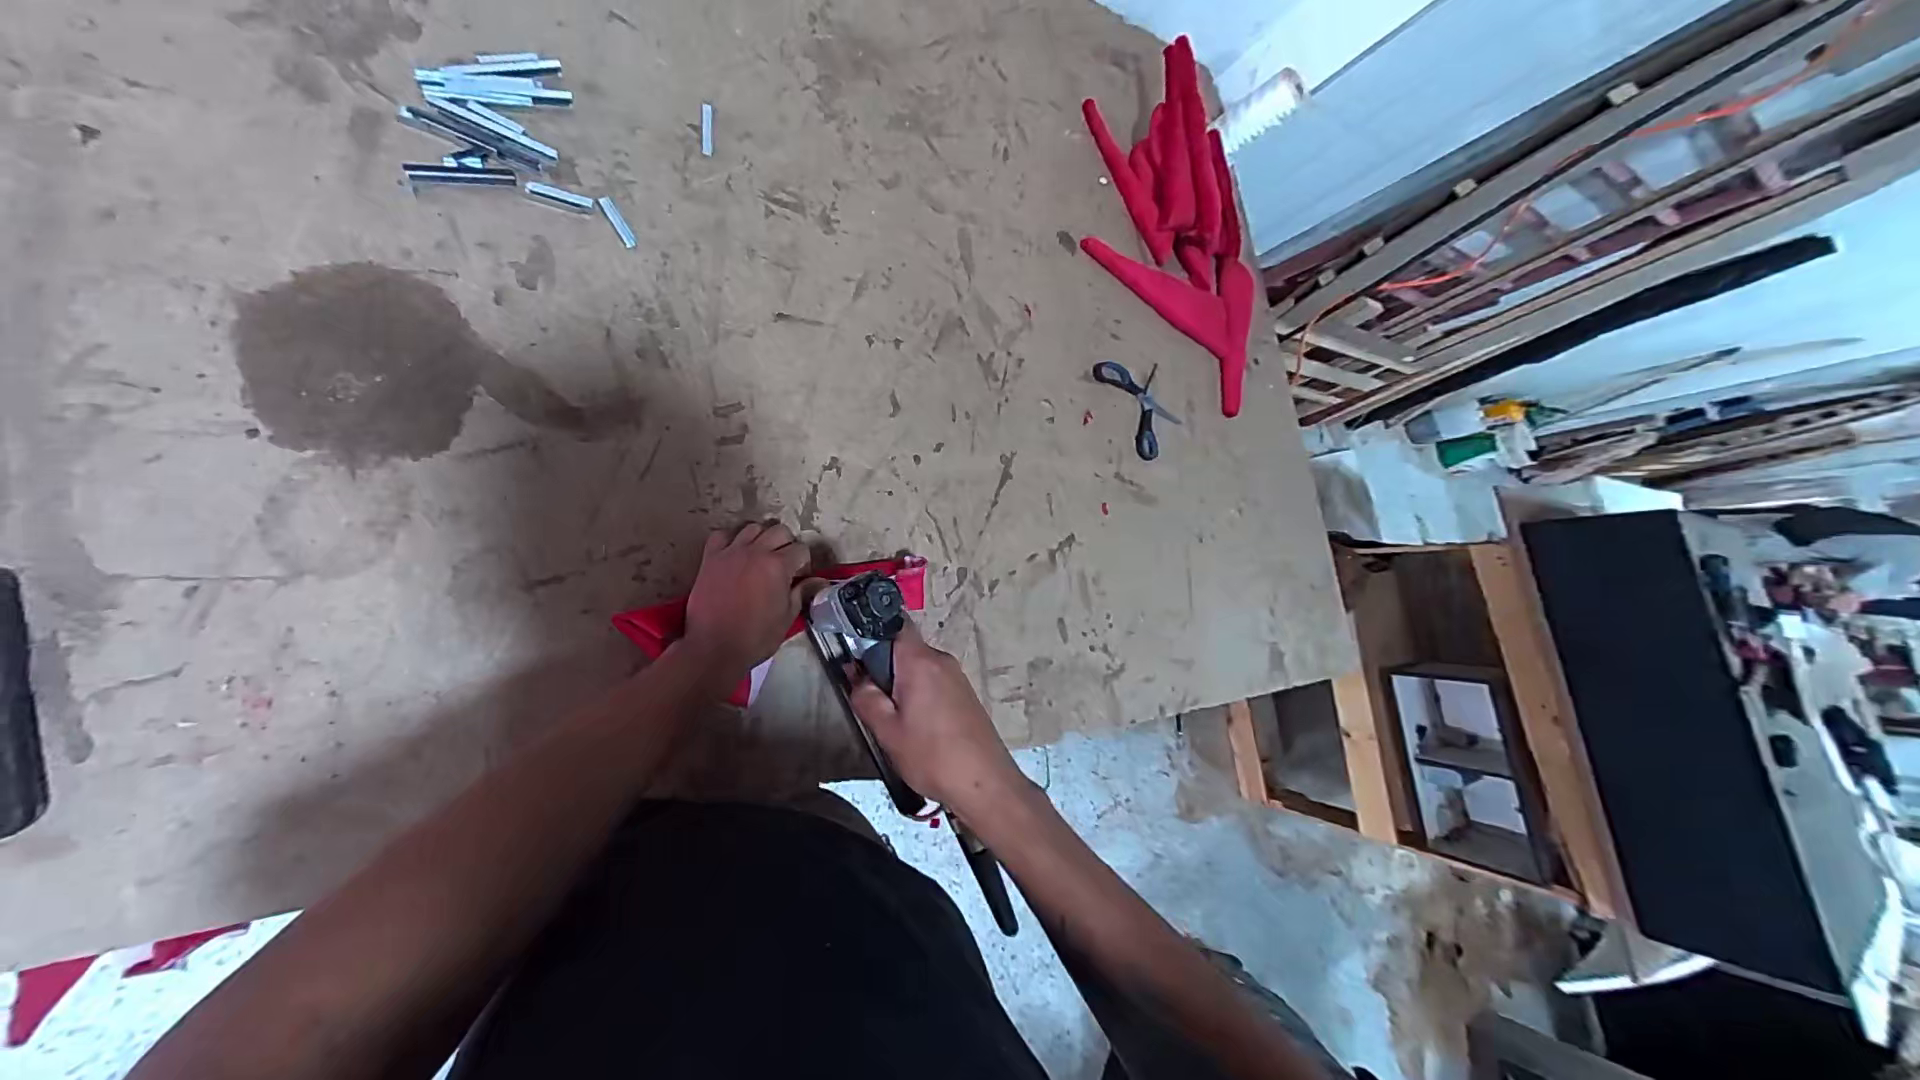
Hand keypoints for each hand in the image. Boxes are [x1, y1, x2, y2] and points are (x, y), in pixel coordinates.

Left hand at [681, 522, 811, 679]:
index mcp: (778, 566)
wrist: (714, 647)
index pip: (801, 549)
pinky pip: (723, 535)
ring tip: (761, 556)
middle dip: (787, 544)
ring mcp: (731, 552)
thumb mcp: (787, 617)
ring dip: (762, 538)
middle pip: (779, 530)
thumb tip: (819, 582)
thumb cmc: (755, 636)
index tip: (800, 576)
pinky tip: (736, 552)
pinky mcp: (710, 558)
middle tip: (785, 564)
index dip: (804, 562)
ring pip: (753, 528)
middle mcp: (756, 552)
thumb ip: (802, 593)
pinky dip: (732, 539)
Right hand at [846, 622, 1026, 815]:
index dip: (871, 636)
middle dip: (884, 670)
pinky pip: (934, 683)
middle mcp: (942, 661)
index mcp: (921, 662)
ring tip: (896, 723)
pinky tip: (918, 728)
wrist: (984, 783)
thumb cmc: (933, 756)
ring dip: (902, 687)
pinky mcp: (965, 695)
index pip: (895, 626)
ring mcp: (957, 677)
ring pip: (919, 669)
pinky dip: (920, 697)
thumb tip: (856, 678)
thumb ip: (866, 698)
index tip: (857, 660)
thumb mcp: (887, 731)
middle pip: (905, 650)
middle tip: (874, 702)